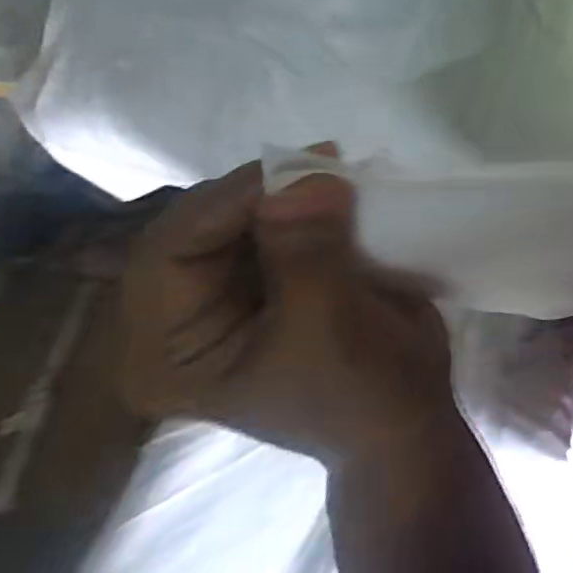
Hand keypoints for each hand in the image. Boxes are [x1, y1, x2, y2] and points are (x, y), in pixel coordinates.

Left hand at [119, 151, 455, 466]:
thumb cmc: (358, 389)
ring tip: (334, 165)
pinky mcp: (274, 275)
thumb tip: (303, 177)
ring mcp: (230, 292)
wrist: (407, 413)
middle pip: (199, 226)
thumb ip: (307, 251)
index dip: (225, 204)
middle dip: (258, 191)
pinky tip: (339, 184)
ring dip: (286, 188)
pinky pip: (278, 220)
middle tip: (322, 159)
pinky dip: (308, 198)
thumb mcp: (326, 326)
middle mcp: (184, 314)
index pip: (167, 254)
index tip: (295, 170)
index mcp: (166, 348)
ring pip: (240, 215)